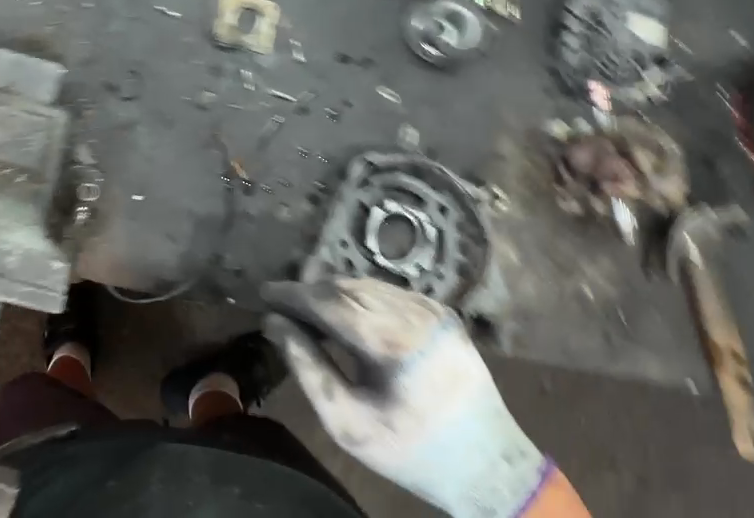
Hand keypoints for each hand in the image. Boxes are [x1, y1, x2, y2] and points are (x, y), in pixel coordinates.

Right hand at [263, 278, 552, 517]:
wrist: (490, 467)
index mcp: (394, 340)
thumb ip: (307, 367)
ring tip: (307, 313)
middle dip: (310, 293)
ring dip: (334, 294)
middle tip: (280, 307)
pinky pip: (390, 294)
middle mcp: (416, 312)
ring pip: (368, 286)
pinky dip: (360, 299)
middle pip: (348, 287)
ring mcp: (433, 309)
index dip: (292, 294)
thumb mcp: (348, 422)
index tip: (263, 294)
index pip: (330, 299)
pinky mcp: (443, 314)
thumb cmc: (412, 451)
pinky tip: (345, 318)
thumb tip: (273, 324)